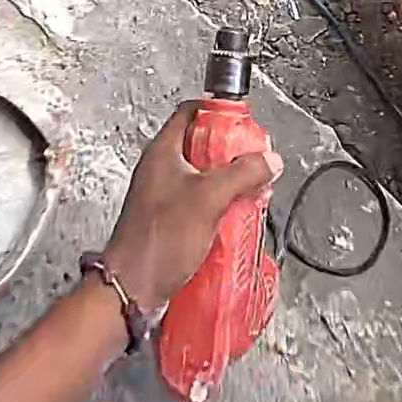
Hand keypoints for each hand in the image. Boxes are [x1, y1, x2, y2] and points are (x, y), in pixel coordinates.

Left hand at [103, 102, 282, 311]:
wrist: (131, 290)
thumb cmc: (162, 237)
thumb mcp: (209, 197)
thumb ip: (242, 174)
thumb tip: (270, 160)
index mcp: (163, 150)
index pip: (190, 111)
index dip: (216, 111)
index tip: (241, 122)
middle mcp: (159, 166)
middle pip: (199, 142)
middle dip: (228, 150)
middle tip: (250, 158)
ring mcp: (161, 192)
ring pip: (200, 172)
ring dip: (224, 178)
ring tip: (247, 187)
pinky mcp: (166, 217)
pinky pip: (196, 198)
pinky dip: (216, 201)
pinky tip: (232, 214)